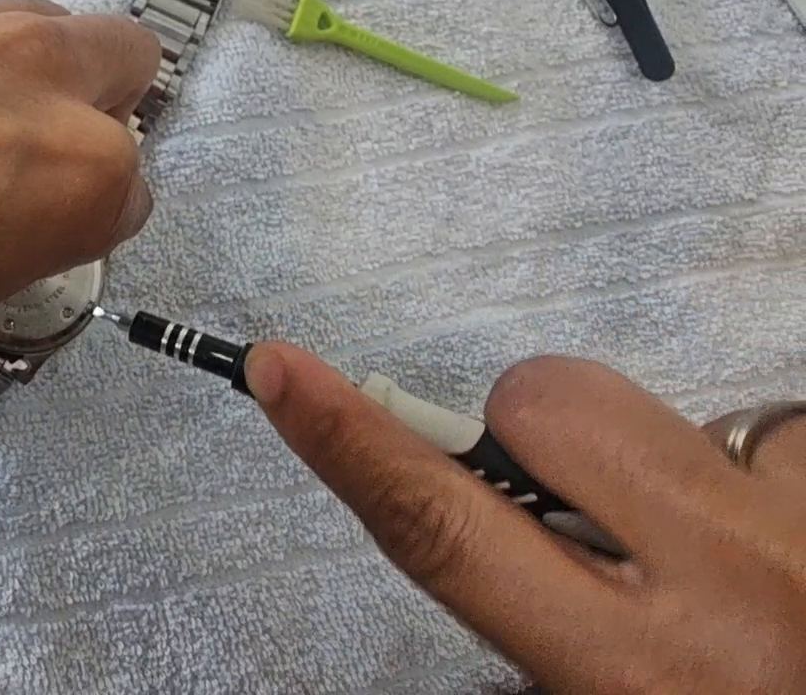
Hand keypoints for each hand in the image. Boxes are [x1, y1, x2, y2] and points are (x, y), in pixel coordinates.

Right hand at [247, 344, 805, 692]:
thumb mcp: (607, 685)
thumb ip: (528, 591)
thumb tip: (462, 484)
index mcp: (646, 673)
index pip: (440, 529)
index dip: (345, 439)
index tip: (273, 365)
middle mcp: (751, 596)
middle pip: (551, 408)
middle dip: (535, 427)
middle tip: (598, 503)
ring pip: (678, 405)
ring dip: (676, 455)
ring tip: (747, 542)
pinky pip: (790, 425)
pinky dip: (781, 469)